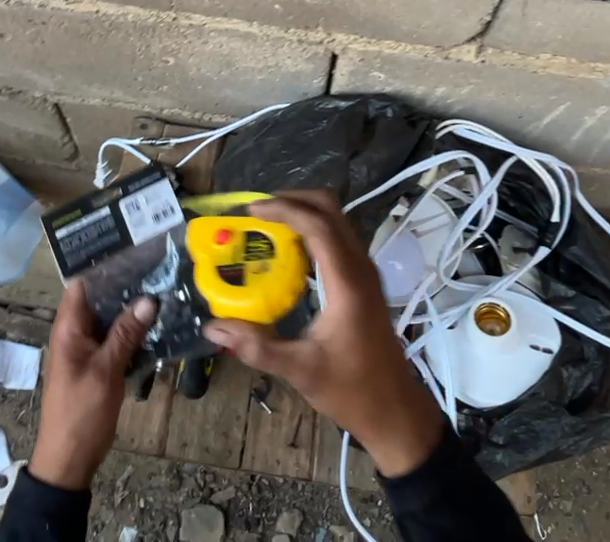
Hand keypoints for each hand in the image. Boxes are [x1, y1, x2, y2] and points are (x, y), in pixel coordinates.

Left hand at [28, 281, 157, 489]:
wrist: (69, 461)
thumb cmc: (81, 413)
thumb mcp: (106, 371)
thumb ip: (125, 334)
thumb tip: (148, 299)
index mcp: (68, 329)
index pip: (81, 285)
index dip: (103, 267)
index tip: (133, 253)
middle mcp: (75, 333)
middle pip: (99, 299)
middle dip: (125, 286)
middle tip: (158, 269)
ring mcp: (86, 350)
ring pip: (110, 319)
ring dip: (131, 309)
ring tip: (164, 290)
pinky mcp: (98, 365)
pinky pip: (115, 339)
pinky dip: (133, 331)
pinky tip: (158, 324)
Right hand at [201, 191, 442, 477]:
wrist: (396, 410)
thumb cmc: (352, 390)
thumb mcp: (301, 371)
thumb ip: (257, 347)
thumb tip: (214, 326)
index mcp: (347, 283)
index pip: (318, 225)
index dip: (285, 209)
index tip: (252, 210)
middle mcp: (360, 267)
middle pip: (330, 209)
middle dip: (293, 200)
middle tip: (257, 212)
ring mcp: (365, 271)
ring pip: (336, 219)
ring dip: (303, 212)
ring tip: (266, 224)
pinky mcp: (363, 280)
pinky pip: (338, 237)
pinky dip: (312, 230)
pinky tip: (287, 250)